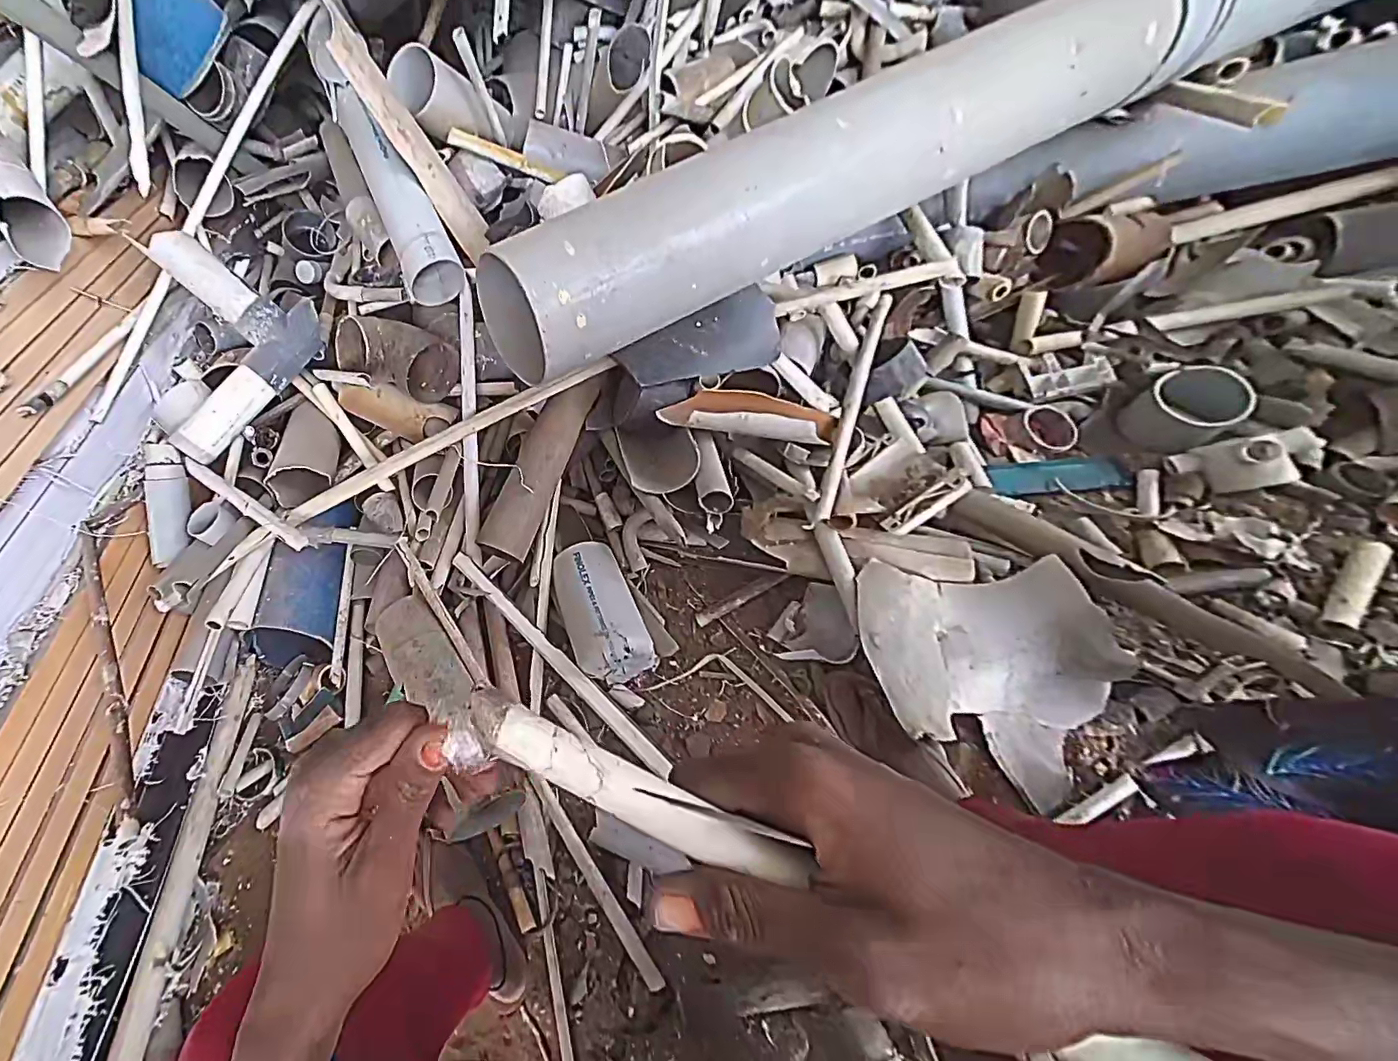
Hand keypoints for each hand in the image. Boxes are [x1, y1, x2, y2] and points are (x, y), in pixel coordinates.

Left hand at [235, 704, 446, 1060]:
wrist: (308, 984)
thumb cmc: (336, 941)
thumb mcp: (386, 865)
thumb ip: (410, 792)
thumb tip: (437, 737)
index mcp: (321, 785)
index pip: (392, 724)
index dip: (439, 736)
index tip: (474, 758)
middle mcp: (316, 773)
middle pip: (394, 734)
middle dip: (440, 755)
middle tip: (477, 784)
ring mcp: (325, 783)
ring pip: (394, 751)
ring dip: (432, 773)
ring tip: (459, 807)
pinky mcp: (337, 797)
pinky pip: (384, 773)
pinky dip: (415, 787)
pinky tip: (433, 815)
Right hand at [650, 723, 1165, 1054]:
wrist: (1107, 945)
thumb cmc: (999, 948)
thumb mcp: (857, 955)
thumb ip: (749, 918)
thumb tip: (670, 900)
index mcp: (802, 778)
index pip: (682, 777)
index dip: (639, 803)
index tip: (602, 812)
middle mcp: (809, 754)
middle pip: (704, 784)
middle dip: (703, 842)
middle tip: (740, 907)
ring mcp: (830, 768)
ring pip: (737, 798)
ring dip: (740, 850)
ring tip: (797, 911)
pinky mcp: (847, 790)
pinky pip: (773, 806)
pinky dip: (770, 847)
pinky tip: (818, 897)